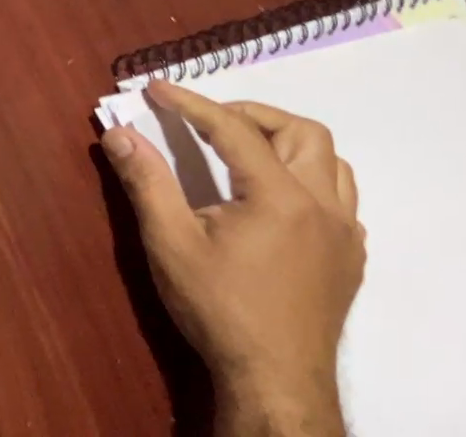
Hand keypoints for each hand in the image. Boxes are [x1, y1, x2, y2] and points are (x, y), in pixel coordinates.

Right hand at [102, 83, 363, 433]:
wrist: (274, 376)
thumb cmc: (217, 305)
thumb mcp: (168, 240)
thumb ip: (145, 180)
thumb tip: (116, 131)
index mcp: (280, 198)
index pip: (234, 130)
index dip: (190, 103)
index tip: (154, 88)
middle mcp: (324, 207)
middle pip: (301, 132)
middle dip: (247, 113)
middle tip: (200, 118)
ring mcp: (344, 233)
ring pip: (329, 161)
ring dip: (281, 140)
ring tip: (233, 146)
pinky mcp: (348, 256)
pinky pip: (337, 194)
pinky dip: (300, 172)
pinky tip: (263, 191)